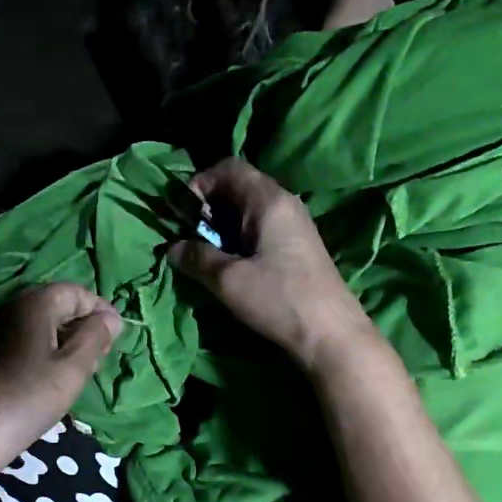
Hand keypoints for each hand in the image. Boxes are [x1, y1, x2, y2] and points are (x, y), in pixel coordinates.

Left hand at [0, 283, 121, 496]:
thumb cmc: (34, 395)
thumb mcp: (75, 366)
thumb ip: (96, 336)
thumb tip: (111, 318)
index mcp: (36, 304)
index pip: (76, 292)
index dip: (100, 309)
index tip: (116, 337)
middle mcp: (15, 308)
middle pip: (60, 305)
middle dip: (85, 326)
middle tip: (100, 357)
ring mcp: (1, 330)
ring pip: (46, 325)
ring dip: (69, 341)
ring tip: (83, 370)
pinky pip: (31, 340)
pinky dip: (50, 351)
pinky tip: (58, 377)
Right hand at [166, 157, 379, 371]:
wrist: (330, 333)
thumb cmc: (278, 299)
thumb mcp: (228, 280)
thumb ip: (196, 258)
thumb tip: (171, 248)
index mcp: (268, 200)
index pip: (229, 168)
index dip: (200, 183)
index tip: (183, 213)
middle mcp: (284, 203)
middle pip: (240, 186)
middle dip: (209, 206)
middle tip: (191, 236)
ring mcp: (294, 224)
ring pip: (250, 209)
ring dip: (224, 225)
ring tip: (207, 253)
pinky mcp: (297, 246)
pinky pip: (262, 228)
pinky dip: (240, 238)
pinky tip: (232, 264)